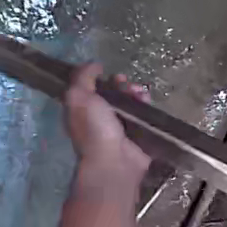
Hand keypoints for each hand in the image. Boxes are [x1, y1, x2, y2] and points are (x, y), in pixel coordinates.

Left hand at [64, 62, 149, 181]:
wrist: (115, 161)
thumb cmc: (94, 129)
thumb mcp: (79, 97)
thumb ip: (82, 77)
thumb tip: (94, 64)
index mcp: (82, 110)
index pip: (92, 88)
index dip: (101, 78)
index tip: (110, 74)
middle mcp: (99, 118)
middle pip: (113, 94)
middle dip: (122, 85)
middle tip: (128, 85)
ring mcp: (120, 127)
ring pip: (130, 102)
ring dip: (136, 93)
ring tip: (141, 94)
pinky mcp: (138, 134)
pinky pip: (143, 114)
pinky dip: (146, 106)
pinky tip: (147, 103)